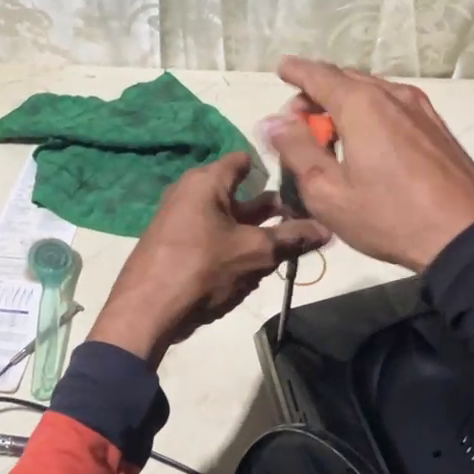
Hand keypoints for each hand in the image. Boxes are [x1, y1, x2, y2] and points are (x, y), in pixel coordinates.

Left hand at [88, 152, 329, 364]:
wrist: (146, 312)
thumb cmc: (202, 269)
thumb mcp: (255, 253)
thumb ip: (292, 238)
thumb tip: (327, 229)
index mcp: (207, 181)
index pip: (245, 161)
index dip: (274, 169)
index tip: (302, 186)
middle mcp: (190, 193)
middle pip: (240, 193)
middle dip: (271, 210)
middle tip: (304, 223)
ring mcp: (180, 220)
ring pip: (229, 220)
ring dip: (255, 235)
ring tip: (285, 252)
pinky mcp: (176, 246)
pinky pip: (213, 238)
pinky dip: (233, 248)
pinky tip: (252, 271)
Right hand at [262, 57, 473, 270]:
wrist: (464, 237)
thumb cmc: (389, 216)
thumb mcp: (328, 192)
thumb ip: (297, 150)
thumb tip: (273, 121)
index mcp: (361, 105)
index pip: (319, 75)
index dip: (296, 71)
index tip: (280, 69)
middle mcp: (392, 95)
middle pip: (346, 80)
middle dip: (318, 93)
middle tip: (299, 121)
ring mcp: (421, 110)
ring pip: (373, 93)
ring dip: (346, 104)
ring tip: (331, 134)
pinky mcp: (438, 128)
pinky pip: (394, 108)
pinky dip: (372, 114)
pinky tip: (368, 141)